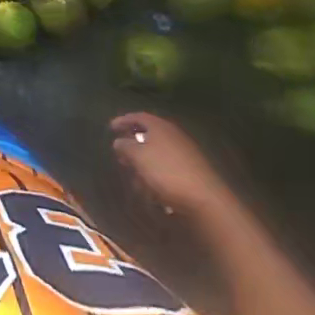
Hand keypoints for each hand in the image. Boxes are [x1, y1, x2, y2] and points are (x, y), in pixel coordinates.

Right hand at [110, 112, 236, 219]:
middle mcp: (172, 134)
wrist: (203, 197)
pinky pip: (166, 166)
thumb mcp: (139, 158)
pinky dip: (155, 173)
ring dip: (143, 163)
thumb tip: (119, 141)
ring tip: (134, 178)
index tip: (110, 127)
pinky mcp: (190, 168)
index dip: (123, 120)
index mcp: (159, 126)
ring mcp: (183, 151)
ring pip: (157, 152)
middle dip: (132, 144)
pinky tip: (151, 188)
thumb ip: (125, 146)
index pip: (138, 117)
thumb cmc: (166, 172)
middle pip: (148, 134)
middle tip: (120, 155)